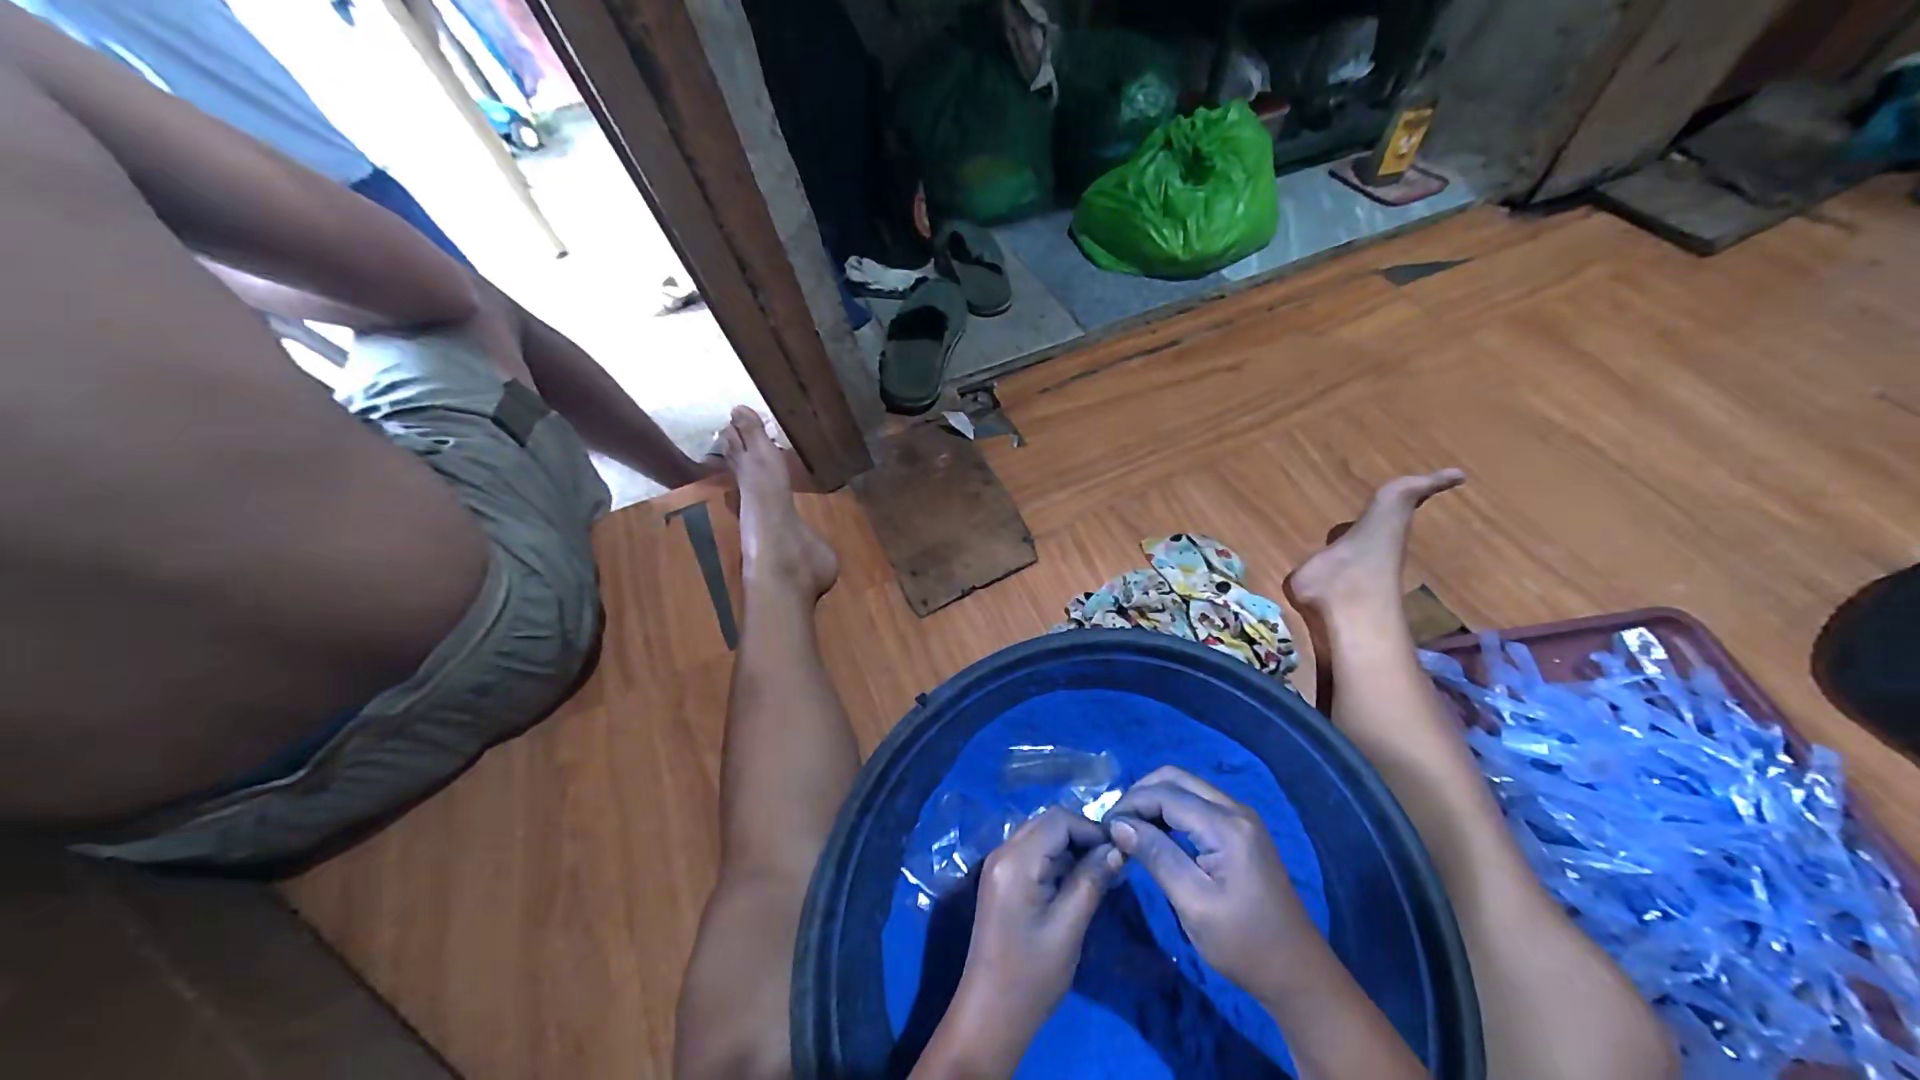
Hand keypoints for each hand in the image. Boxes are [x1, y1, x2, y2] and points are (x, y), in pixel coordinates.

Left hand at [915, 808, 1123, 1077]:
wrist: (990, 1012)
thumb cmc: (1031, 974)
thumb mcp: (1068, 927)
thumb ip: (1091, 881)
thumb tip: (1117, 849)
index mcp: (1015, 860)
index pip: (1059, 820)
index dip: (1092, 829)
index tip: (1121, 852)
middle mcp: (1002, 852)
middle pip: (1048, 823)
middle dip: (1083, 836)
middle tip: (1114, 862)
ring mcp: (999, 866)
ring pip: (1041, 836)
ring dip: (1071, 848)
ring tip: (1102, 874)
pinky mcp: (1001, 880)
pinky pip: (1033, 854)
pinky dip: (1057, 860)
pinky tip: (1079, 882)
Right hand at [1107, 766, 1323, 1002]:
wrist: (1297, 972)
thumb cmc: (1244, 944)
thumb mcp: (1193, 903)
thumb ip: (1156, 856)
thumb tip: (1118, 825)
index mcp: (1226, 827)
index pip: (1165, 794)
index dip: (1130, 805)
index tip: (1104, 829)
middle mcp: (1236, 810)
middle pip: (1175, 778)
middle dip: (1139, 794)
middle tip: (1116, 825)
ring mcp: (1241, 818)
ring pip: (1185, 786)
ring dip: (1153, 800)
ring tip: (1129, 829)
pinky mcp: (1241, 830)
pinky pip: (1197, 803)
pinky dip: (1170, 810)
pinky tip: (1155, 834)